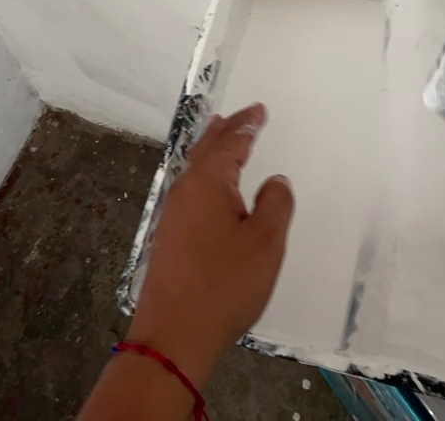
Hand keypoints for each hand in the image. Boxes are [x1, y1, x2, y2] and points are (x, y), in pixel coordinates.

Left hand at [127, 103, 294, 384]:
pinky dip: (204, 171)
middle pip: (207, 147)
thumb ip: (275, 204)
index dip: (247, 125)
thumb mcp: (265, 244)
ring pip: (195, 166)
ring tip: (221, 134)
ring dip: (211, 147)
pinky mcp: (168, 235)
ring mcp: (173, 213)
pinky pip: (190, 186)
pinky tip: (208, 184)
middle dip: (226, 129)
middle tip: (243, 114)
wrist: (172, 335)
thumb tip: (274, 180)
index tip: (259, 110)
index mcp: (209, 182)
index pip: (231, 142)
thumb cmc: (223, 285)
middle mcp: (186, 189)